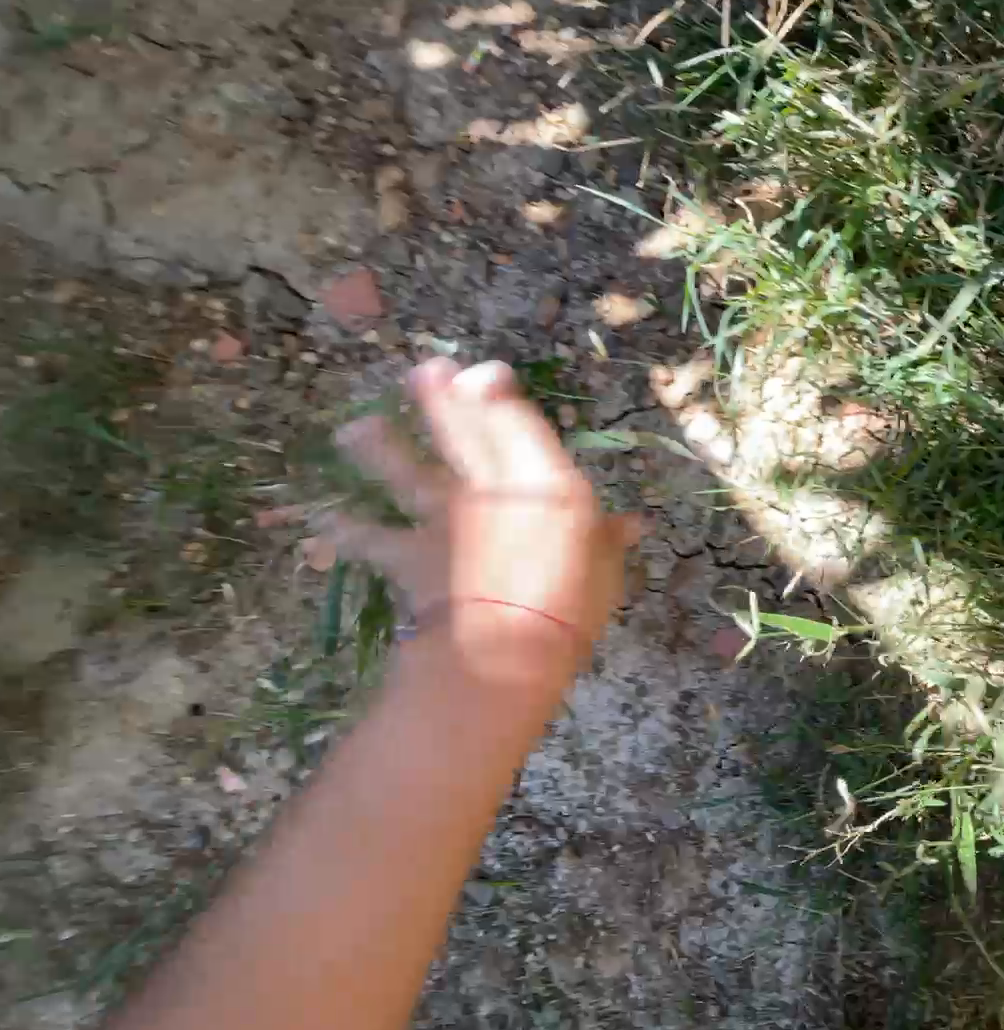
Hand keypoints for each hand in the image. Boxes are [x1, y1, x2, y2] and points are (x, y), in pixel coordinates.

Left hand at [323, 358, 643, 680]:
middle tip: (425, 369)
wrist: (508, 642)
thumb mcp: (605, 565)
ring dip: (380, 448)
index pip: (516, 424)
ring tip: (355, 429)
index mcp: (543, 482)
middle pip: (461, 433)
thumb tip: (633, 523)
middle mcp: (489, 487)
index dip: (497, 393)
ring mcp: (444, 518)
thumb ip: (608, 537)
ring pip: (406, 473)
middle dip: (441, 398)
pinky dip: (347, 530)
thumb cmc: (574, 600)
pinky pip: (371, 538)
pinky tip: (324, 522)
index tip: (485, 372)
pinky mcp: (410, 552)